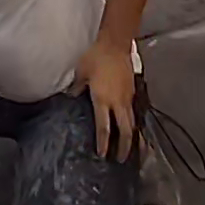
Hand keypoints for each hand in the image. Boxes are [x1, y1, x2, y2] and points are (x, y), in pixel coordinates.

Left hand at [75, 38, 136, 160]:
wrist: (114, 45)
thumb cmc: (95, 58)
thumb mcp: (81, 72)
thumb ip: (77, 87)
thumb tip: (71, 97)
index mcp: (102, 99)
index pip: (104, 127)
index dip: (103, 142)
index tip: (103, 154)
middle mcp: (117, 103)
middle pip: (125, 131)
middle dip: (124, 147)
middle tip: (120, 159)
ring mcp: (127, 98)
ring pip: (133, 123)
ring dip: (132, 138)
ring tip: (131, 150)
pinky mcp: (133, 92)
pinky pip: (133, 112)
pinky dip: (133, 124)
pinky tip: (131, 128)